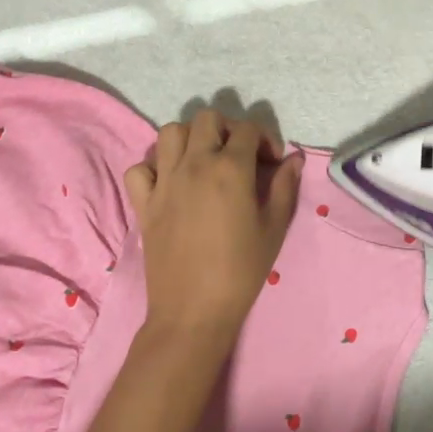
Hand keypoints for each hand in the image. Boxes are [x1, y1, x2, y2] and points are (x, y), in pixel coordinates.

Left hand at [125, 109, 303, 342]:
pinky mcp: (143, 203)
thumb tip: (293, 159)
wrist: (193, 312)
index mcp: (231, 168)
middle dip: (226, 128)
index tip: (271, 163)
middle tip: (237, 155)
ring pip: (170, 132)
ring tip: (202, 160)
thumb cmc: (241, 271)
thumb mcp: (274, 228)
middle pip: (207, 118)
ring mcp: (165, 182)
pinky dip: (152, 168)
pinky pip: (139, 168)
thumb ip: (284, 187)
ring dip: (189, 138)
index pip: (248, 129)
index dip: (264, 139)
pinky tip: (169, 183)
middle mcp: (195, 164)